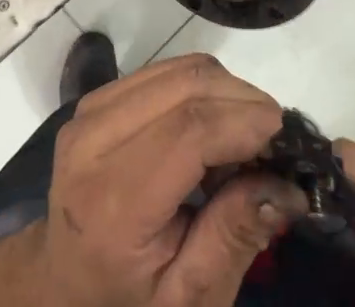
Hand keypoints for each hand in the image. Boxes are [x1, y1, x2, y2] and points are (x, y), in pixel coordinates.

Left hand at [37, 54, 309, 306]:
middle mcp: (92, 141)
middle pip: (187, 86)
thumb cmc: (131, 297)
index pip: (189, 130)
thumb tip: (286, 185)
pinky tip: (214, 128)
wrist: (65, 282)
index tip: (288, 141)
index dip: (246, 123)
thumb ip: (234, 237)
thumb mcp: (189, 297)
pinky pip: (165, 71)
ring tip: (244, 141)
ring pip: (180, 69)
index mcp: (112, 200)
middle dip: (245, 102)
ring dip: (227, 92)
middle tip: (276, 144)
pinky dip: (203, 88)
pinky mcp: (97, 99)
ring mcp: (89, 112)